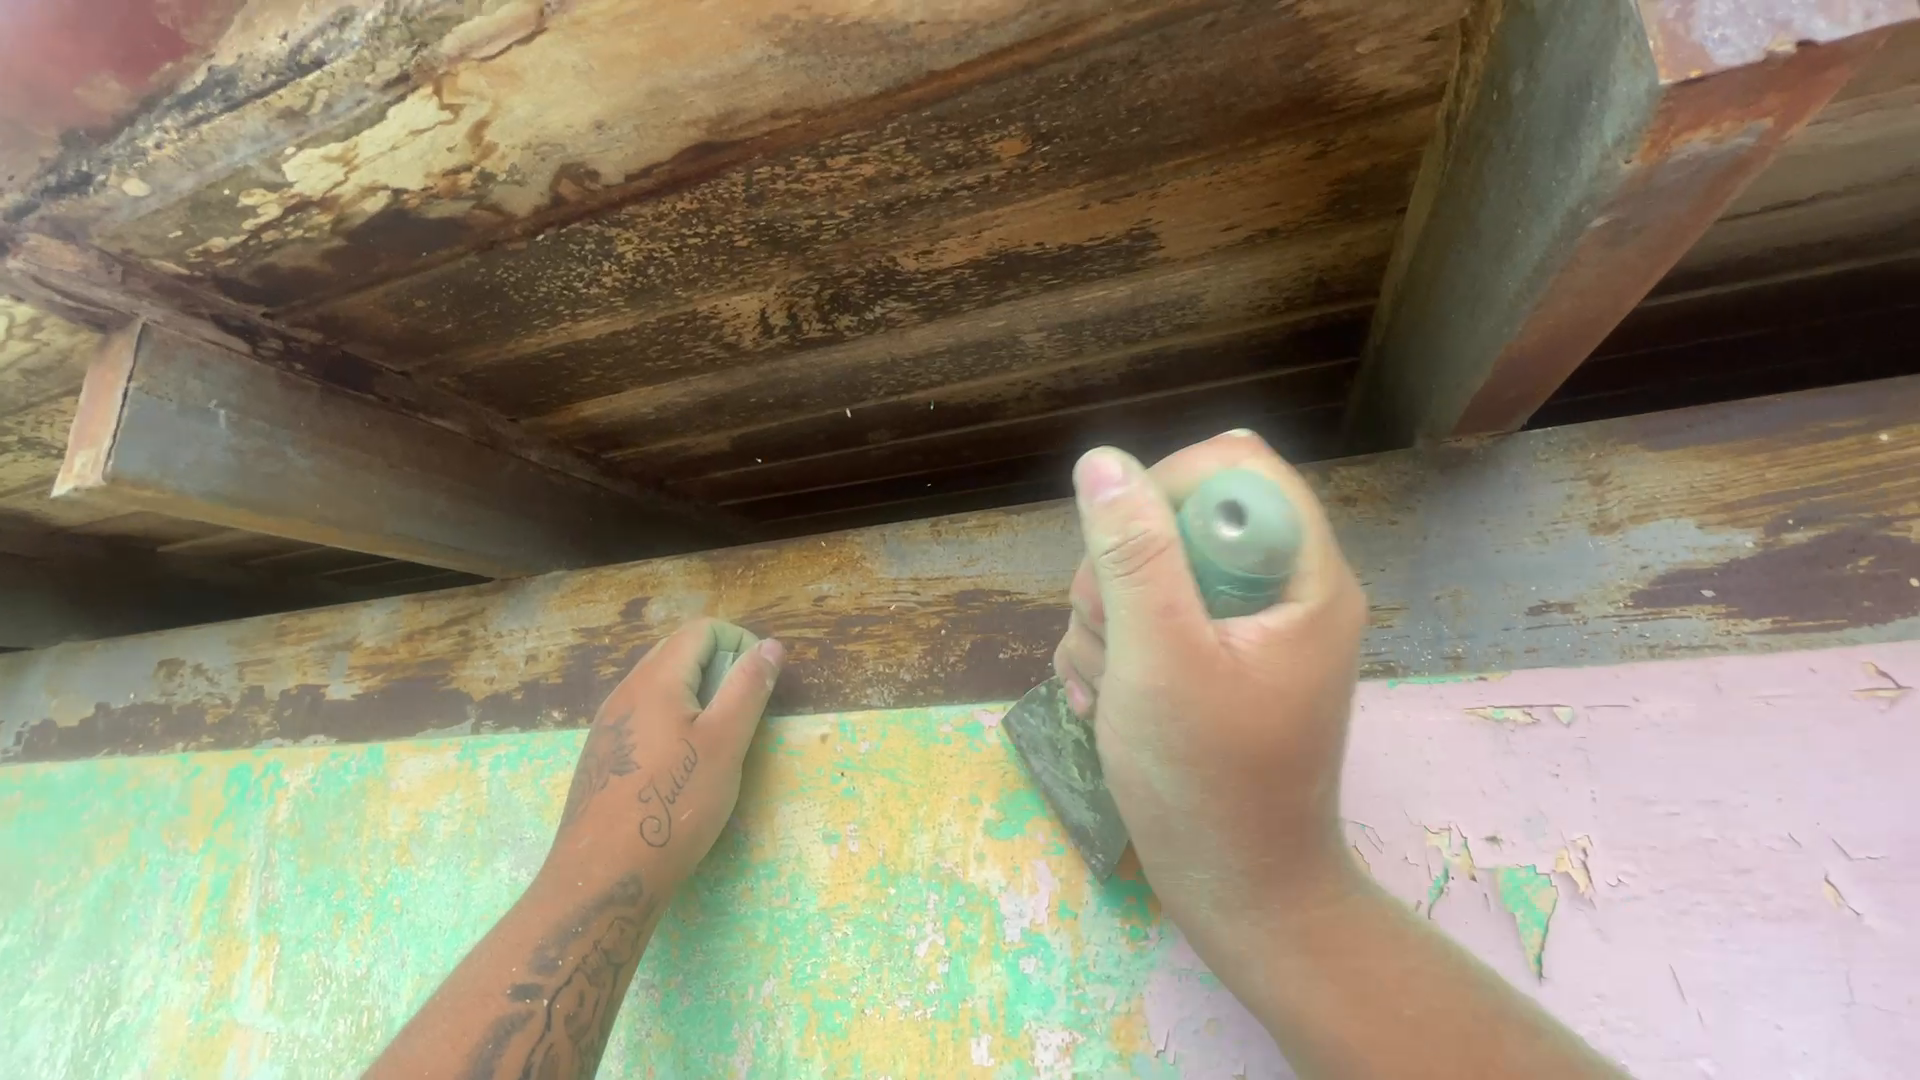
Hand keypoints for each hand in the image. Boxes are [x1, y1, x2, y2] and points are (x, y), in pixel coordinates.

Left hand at [545, 619, 784, 895]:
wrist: (604, 876)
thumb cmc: (675, 803)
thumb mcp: (726, 742)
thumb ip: (748, 687)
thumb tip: (769, 645)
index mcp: (656, 679)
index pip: (703, 630)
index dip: (740, 643)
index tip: (760, 682)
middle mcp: (626, 690)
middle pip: (679, 650)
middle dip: (720, 667)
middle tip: (743, 711)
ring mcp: (610, 723)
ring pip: (662, 683)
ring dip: (698, 694)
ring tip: (718, 739)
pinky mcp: (605, 753)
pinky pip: (645, 713)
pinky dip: (674, 718)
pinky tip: (683, 763)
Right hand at [1052, 431, 1368, 953]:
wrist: (1235, 893)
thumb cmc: (1206, 781)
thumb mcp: (1160, 658)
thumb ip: (1133, 555)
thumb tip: (1103, 461)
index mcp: (1302, 578)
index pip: (1236, 470)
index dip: (1168, 489)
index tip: (1120, 551)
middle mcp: (1276, 594)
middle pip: (1179, 522)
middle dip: (1122, 575)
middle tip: (1115, 641)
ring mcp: (1237, 632)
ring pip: (1146, 575)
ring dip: (1105, 623)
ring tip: (1110, 689)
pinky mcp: (1205, 663)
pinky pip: (1141, 621)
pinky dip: (1108, 654)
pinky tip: (1101, 702)